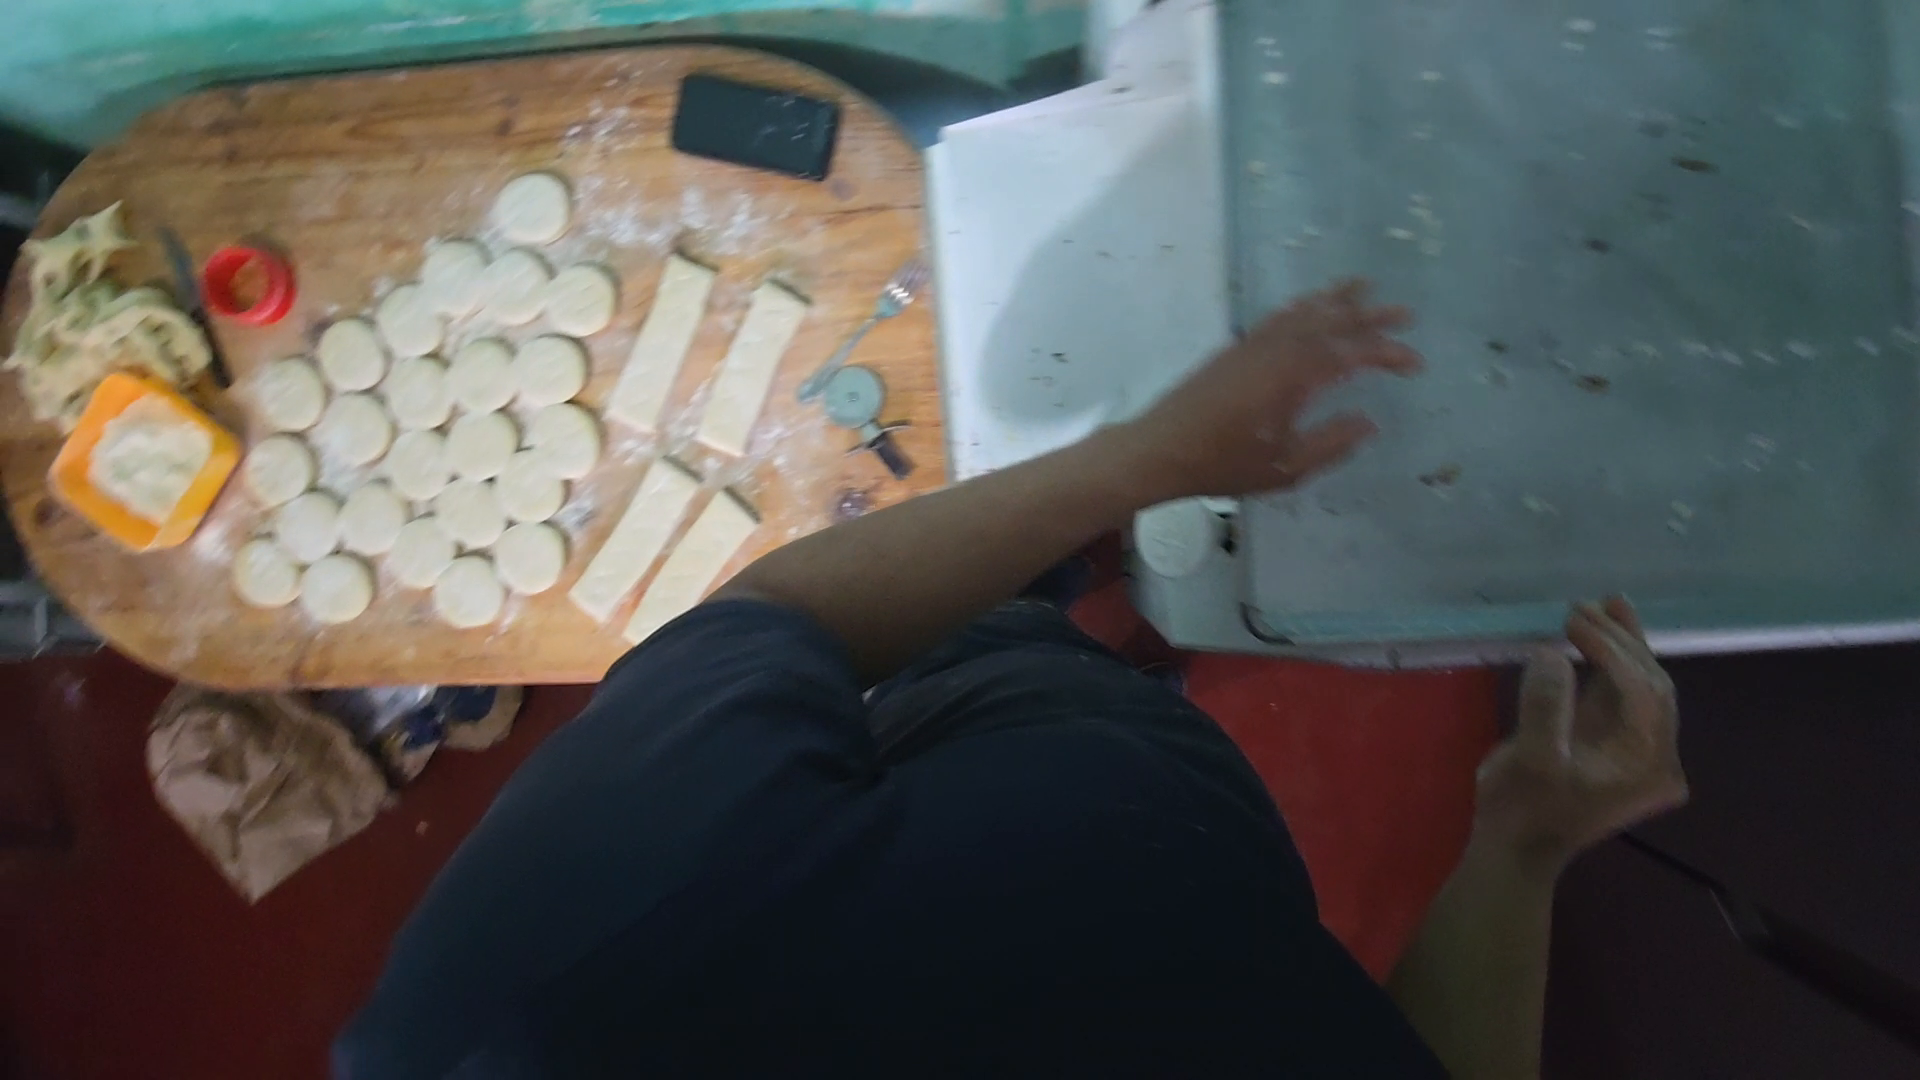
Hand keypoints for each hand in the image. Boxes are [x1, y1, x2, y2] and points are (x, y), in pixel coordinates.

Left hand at [1122, 278, 1422, 499]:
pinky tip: (1305, 309)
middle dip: (1370, 315)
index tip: (1415, 365)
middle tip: (1404, 312)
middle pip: (1331, 320)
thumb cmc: (1221, 463)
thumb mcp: (1285, 467)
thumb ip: (1331, 443)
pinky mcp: (1231, 351)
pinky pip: (1275, 318)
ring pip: (1301, 312)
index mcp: (1296, 375)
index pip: (1355, 352)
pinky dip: (1300, 308)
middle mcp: (1276, 349)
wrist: (1158, 450)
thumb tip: (1369, 421)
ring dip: (1335, 300)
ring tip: (1362, 288)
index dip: (1389, 354)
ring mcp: (1250, 346)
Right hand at [1473, 596, 1688, 875]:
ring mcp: (1632, 751)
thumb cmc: (1523, 808)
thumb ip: (1546, 705)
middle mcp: (1654, 755)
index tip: (1571, 619)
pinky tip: (1591, 642)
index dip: (1610, 651)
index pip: (1640, 691)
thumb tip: (1550, 653)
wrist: (1513, 850)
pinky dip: (1606, 665)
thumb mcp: (1534, 760)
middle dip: (1623, 641)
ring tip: (1603, 606)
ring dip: (1622, 646)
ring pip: (1638, 687)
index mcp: (1647, 761)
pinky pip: (1616, 698)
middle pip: (1651, 685)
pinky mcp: (1606, 746)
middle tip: (1585, 605)